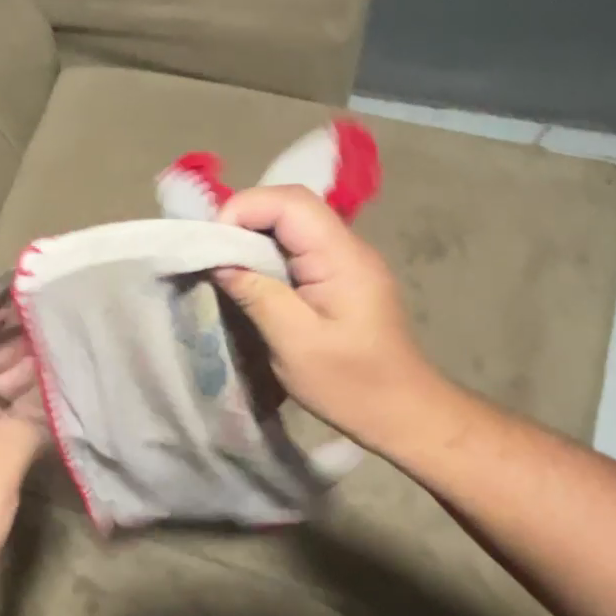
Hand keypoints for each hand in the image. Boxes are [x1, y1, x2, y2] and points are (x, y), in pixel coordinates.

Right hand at [214, 185, 441, 449]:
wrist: (403, 413)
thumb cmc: (351, 384)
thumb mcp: (295, 344)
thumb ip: (257, 296)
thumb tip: (220, 262)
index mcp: (342, 257)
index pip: (291, 203)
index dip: (244, 209)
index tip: (212, 244)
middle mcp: (348, 248)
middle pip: (292, 207)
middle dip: (245, 220)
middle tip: (211, 254)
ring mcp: (348, 262)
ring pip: (294, 226)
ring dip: (254, 238)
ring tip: (224, 266)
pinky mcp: (342, 278)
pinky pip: (300, 249)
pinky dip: (268, 255)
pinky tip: (252, 281)